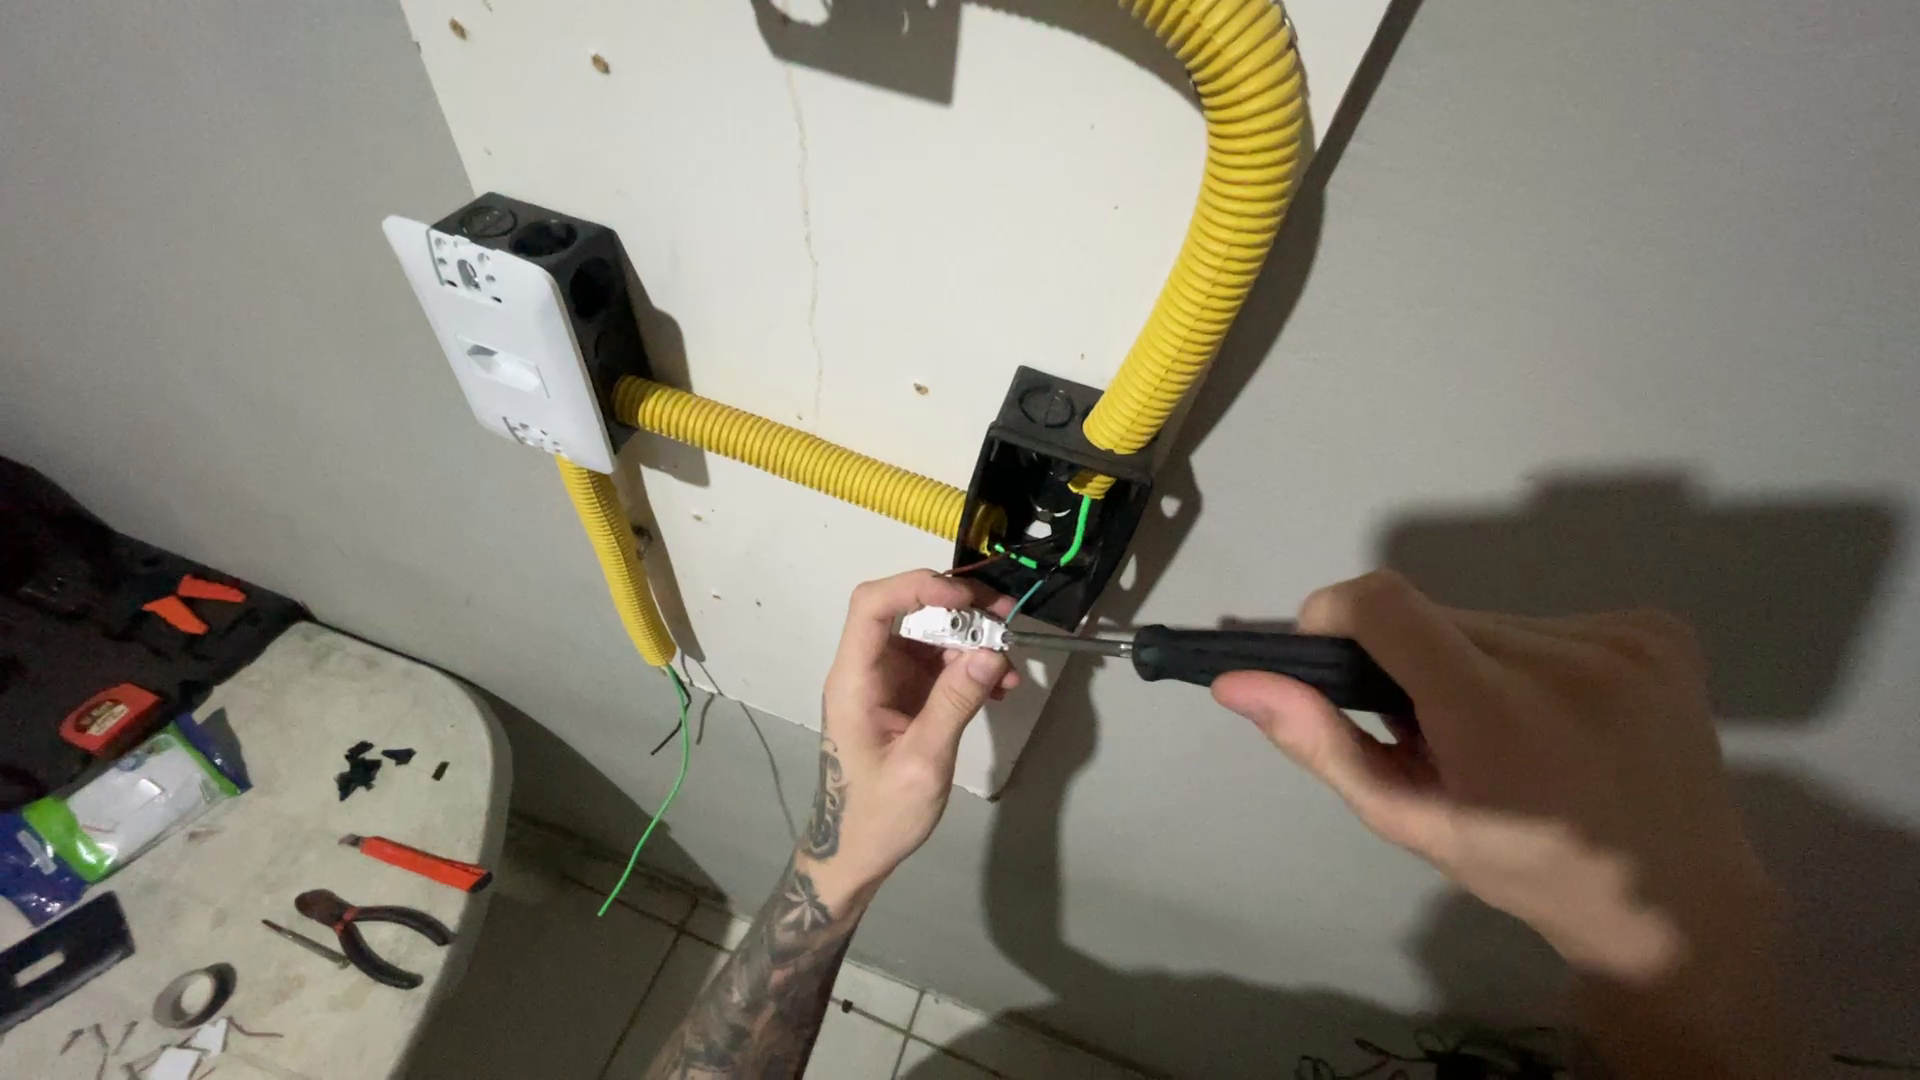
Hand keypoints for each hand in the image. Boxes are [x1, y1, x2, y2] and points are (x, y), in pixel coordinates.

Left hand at [802, 570, 1016, 903]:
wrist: (857, 852)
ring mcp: (887, 679)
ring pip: (929, 634)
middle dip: (959, 608)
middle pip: (908, 611)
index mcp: (855, 679)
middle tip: (1007, 616)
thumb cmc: (878, 814)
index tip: (966, 599)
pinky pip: (939, 663)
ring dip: (972, 639)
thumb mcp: (922, 763)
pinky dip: (970, 667)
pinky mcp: (906, 693)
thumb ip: (954, 703)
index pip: (872, 605)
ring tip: (1010, 661)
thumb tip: (992, 651)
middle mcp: (868, 669)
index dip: (916, 587)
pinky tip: (1000, 685)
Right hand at [1213, 571, 1805, 1076]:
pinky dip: (1520, 656)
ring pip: (1481, 618)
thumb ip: (1317, 741)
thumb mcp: (1403, 817)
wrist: (1683, 905)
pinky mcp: (1657, 631)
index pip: (1380, 603)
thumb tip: (1234, 681)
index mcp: (1495, 711)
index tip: (1330, 658)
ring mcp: (1623, 640)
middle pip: (1427, 614)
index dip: (1334, 614)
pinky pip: (1542, 620)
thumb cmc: (1522, 867)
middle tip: (1421, 721)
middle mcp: (1566, 656)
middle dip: (1402, 655)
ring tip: (1487, 721)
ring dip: (1460, 656)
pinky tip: (1547, 708)